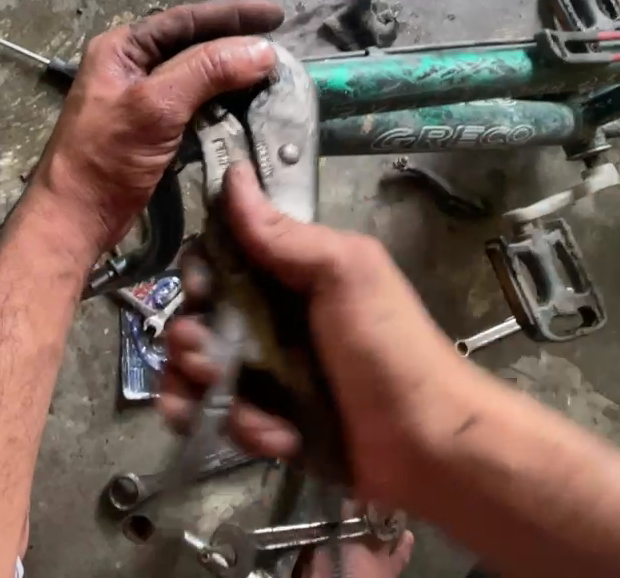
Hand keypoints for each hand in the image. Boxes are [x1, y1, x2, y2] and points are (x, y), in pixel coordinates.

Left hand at [27, 0, 284, 265]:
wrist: (76, 217)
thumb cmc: (106, 156)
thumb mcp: (156, 106)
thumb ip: (207, 71)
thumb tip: (262, 50)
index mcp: (122, 49)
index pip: (185, 20)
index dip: (232, 16)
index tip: (276, 16)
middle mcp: (131, 66)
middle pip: (193, 46)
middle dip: (236, 46)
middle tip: (279, 50)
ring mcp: (141, 99)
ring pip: (197, 78)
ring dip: (232, 78)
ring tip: (272, 78)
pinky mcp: (152, 130)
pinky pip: (195, 107)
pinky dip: (222, 106)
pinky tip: (247, 109)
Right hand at [158, 162, 480, 509]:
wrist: (431, 447)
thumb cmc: (389, 347)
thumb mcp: (345, 273)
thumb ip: (284, 233)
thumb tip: (235, 172)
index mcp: (287, 273)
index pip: (218, 257)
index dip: (198, 270)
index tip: (200, 289)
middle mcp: (268, 317)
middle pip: (199, 316)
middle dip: (188, 335)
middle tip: (201, 353)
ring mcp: (266, 372)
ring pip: (198, 370)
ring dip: (195, 385)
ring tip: (217, 398)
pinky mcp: (268, 422)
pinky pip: (225, 420)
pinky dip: (240, 428)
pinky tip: (275, 436)